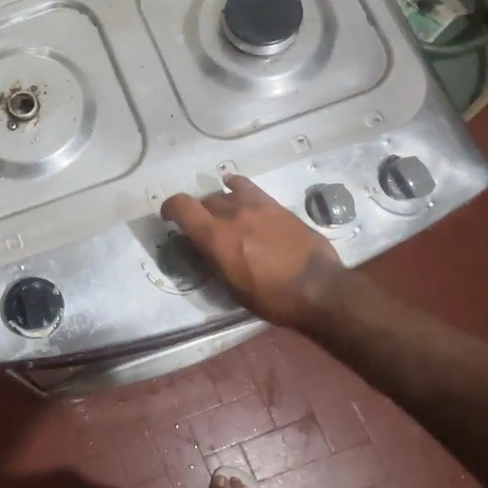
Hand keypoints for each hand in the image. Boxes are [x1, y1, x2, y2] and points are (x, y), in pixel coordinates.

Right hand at [162, 175, 345, 328]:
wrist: (320, 290)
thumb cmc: (271, 298)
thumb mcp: (231, 287)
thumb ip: (213, 260)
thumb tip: (202, 247)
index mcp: (216, 237)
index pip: (182, 206)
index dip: (170, 208)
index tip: (168, 217)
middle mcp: (233, 214)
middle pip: (205, 201)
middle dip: (198, 213)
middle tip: (203, 229)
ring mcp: (257, 206)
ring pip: (227, 193)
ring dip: (219, 203)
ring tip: (224, 215)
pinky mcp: (277, 206)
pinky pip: (249, 189)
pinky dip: (237, 189)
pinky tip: (238, 193)